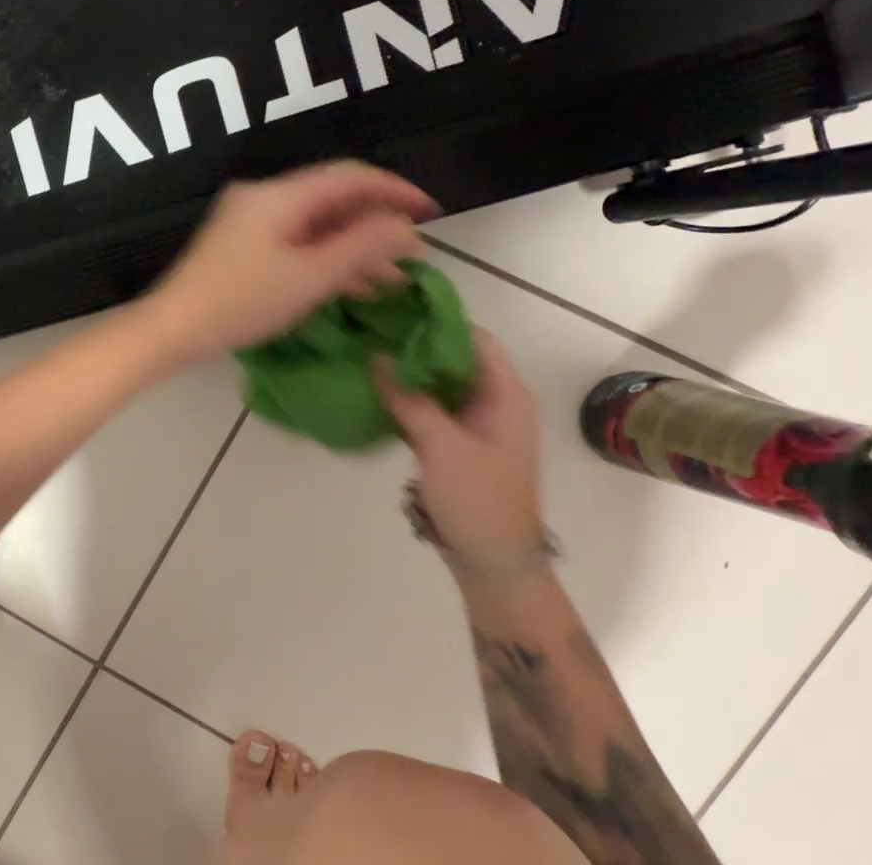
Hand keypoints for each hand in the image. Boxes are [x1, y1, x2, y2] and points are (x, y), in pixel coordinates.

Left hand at [138, 161, 438, 359]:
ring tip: (394, 280)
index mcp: (278, 195)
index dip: (395, 190)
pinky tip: (353, 287)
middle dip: (377, 225)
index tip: (432, 212)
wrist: (173, 328)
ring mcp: (248, 223)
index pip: (349, 176)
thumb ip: (362, 246)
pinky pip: (295, 243)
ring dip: (354, 248)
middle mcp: (262, 199)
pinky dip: (324, 260)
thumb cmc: (242, 301)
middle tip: (415, 255)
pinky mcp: (240, 248)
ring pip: (315, 226)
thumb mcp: (310, 276)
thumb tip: (404, 226)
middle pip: (333, 200)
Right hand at [376, 329, 546, 563]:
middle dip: (414, 346)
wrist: (492, 559)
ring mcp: (476, 423)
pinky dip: (408, 398)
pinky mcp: (457, 442)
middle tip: (369, 331)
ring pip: (440, 384)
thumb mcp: (440, 445)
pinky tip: (375, 392)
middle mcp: (495, 402)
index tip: (393, 313)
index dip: (436, 323)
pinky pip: (432, 408)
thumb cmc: (477, 498)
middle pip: (455, 359)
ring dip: (407, 373)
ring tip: (365, 355)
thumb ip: (409, 400)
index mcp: (507, 395)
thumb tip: (375, 357)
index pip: (474, 340)